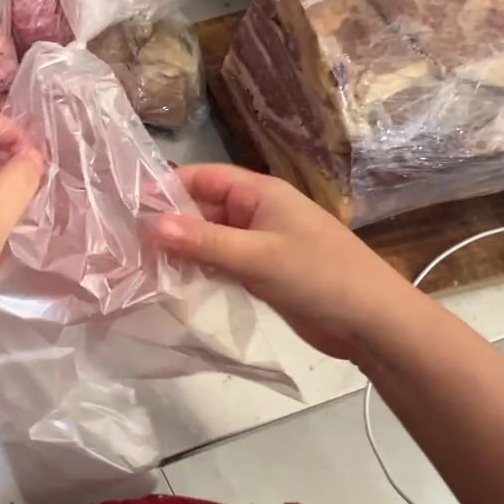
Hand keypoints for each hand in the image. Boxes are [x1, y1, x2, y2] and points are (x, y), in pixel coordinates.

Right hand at [148, 164, 430, 360]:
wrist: (376, 325)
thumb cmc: (320, 277)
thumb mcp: (257, 257)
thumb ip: (203, 241)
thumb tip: (150, 224)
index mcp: (259, 193)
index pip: (202, 177)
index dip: (166, 187)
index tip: (129, 205)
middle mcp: (256, 212)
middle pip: (201, 207)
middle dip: (168, 221)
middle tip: (127, 239)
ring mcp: (259, 243)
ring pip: (208, 236)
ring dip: (181, 247)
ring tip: (141, 261)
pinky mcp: (261, 271)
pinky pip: (220, 261)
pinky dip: (198, 267)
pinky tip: (172, 280)